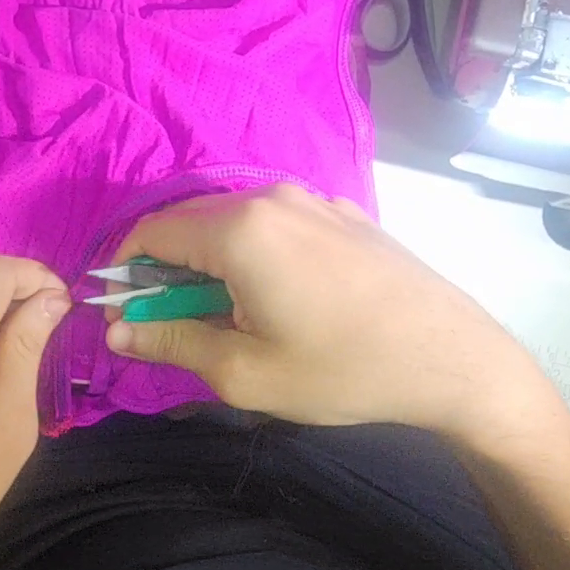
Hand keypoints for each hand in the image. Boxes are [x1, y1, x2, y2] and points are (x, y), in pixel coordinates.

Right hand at [104, 184, 559, 437]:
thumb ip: (169, 342)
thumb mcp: (241, 372)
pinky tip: (271, 300)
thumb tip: (115, 330)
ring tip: (222, 318)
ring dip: (205, 265)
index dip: (122, 272)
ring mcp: (313, 200)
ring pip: (230, 223)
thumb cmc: (340, 371)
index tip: (120, 314)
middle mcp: (271, 197)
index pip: (150, 232)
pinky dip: (247, 256)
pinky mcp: (343, 215)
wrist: (454, 361)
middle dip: (162, 271)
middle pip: (188, 223)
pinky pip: (272, 226)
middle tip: (167, 325)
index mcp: (239, 229)